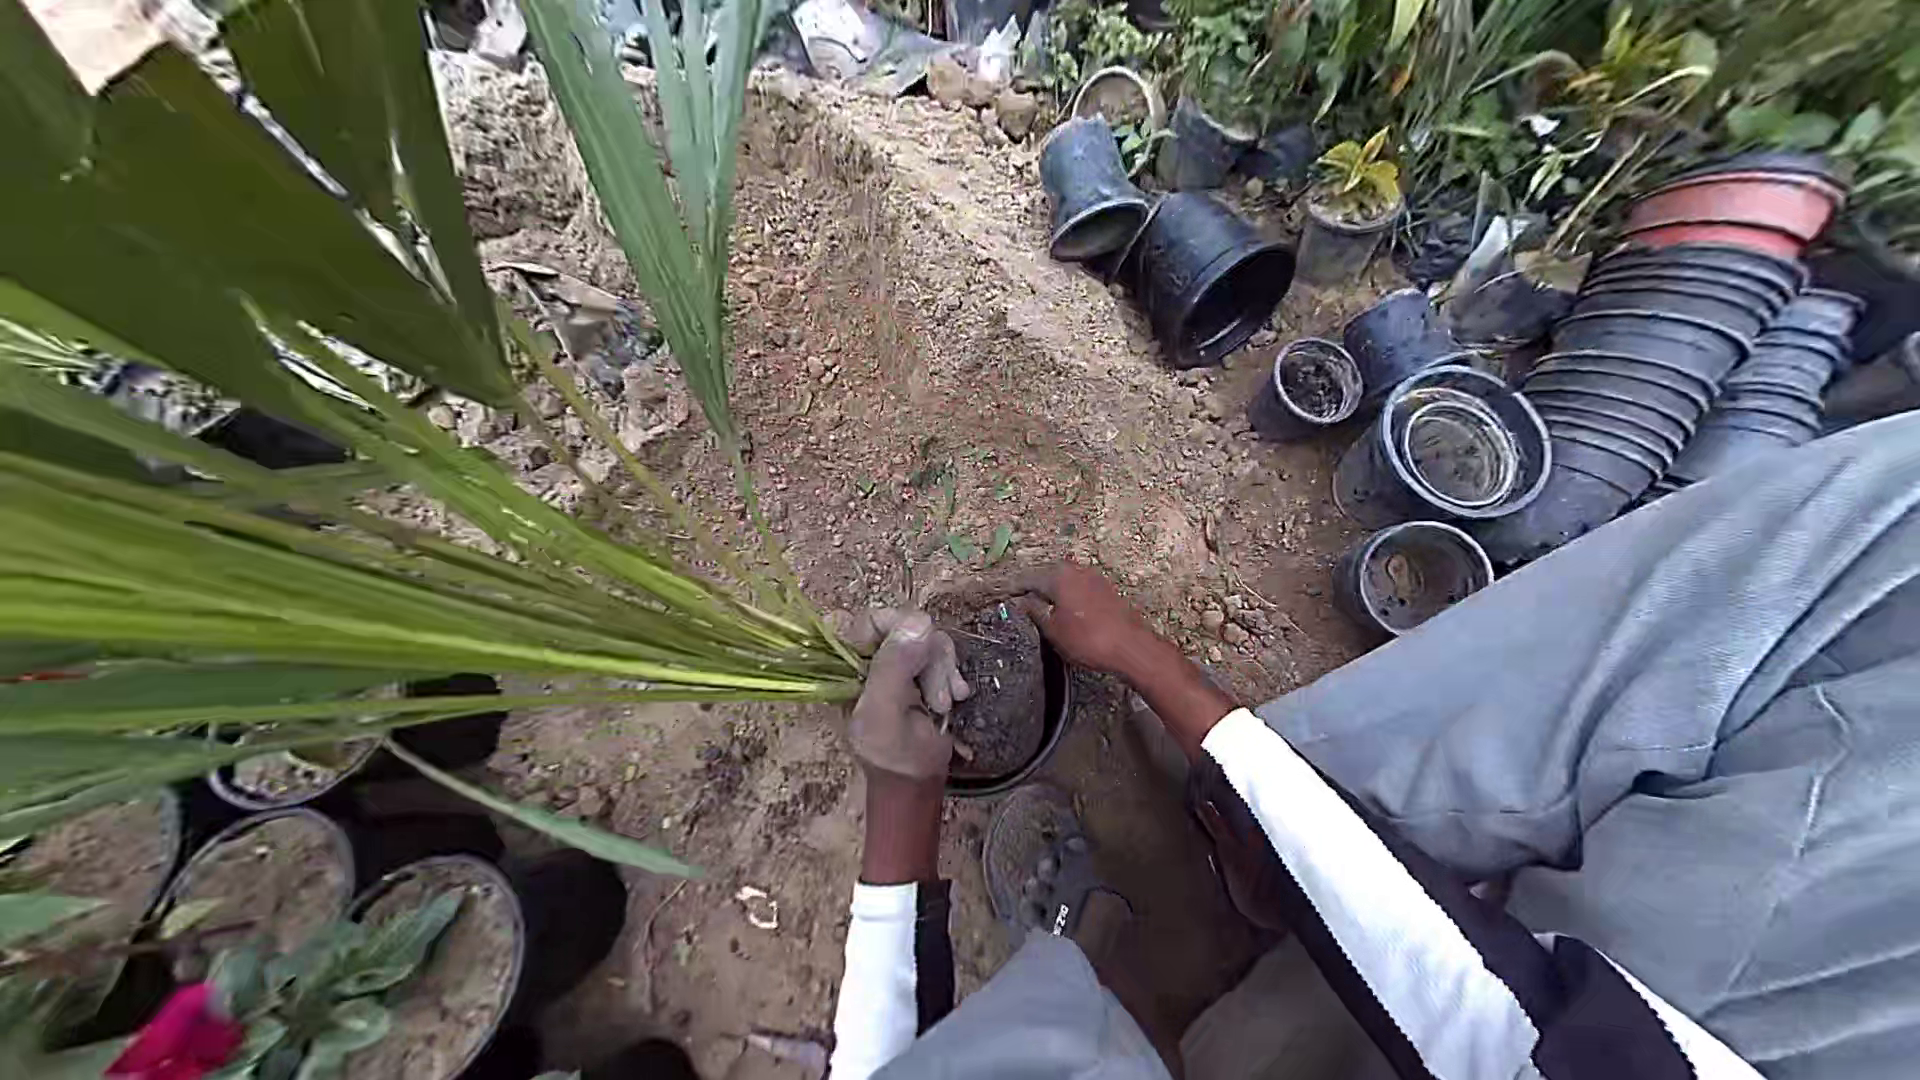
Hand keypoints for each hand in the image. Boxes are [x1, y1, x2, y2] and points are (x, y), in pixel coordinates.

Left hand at [840, 609, 971, 782]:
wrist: (917, 784)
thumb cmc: (894, 756)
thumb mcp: (885, 715)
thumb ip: (893, 667)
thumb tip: (918, 621)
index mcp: (847, 665)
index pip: (872, 620)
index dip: (901, 629)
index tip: (923, 654)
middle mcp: (870, 658)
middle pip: (906, 627)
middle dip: (929, 657)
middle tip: (937, 697)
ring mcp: (896, 663)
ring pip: (927, 638)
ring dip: (943, 668)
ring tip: (944, 703)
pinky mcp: (920, 670)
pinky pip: (940, 652)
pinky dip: (951, 672)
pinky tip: (956, 696)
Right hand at [1014, 561, 1165, 679]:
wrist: (1131, 648)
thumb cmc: (1087, 640)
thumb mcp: (1052, 630)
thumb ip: (1035, 611)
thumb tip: (1023, 600)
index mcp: (1059, 575)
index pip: (1028, 578)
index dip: (1014, 588)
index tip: (1004, 596)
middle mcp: (1077, 570)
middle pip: (1048, 576)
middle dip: (1035, 587)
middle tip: (1021, 601)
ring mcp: (1095, 578)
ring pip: (1066, 582)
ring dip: (1054, 592)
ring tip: (1043, 609)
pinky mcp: (1107, 590)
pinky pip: (1080, 589)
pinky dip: (1070, 597)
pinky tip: (1067, 611)